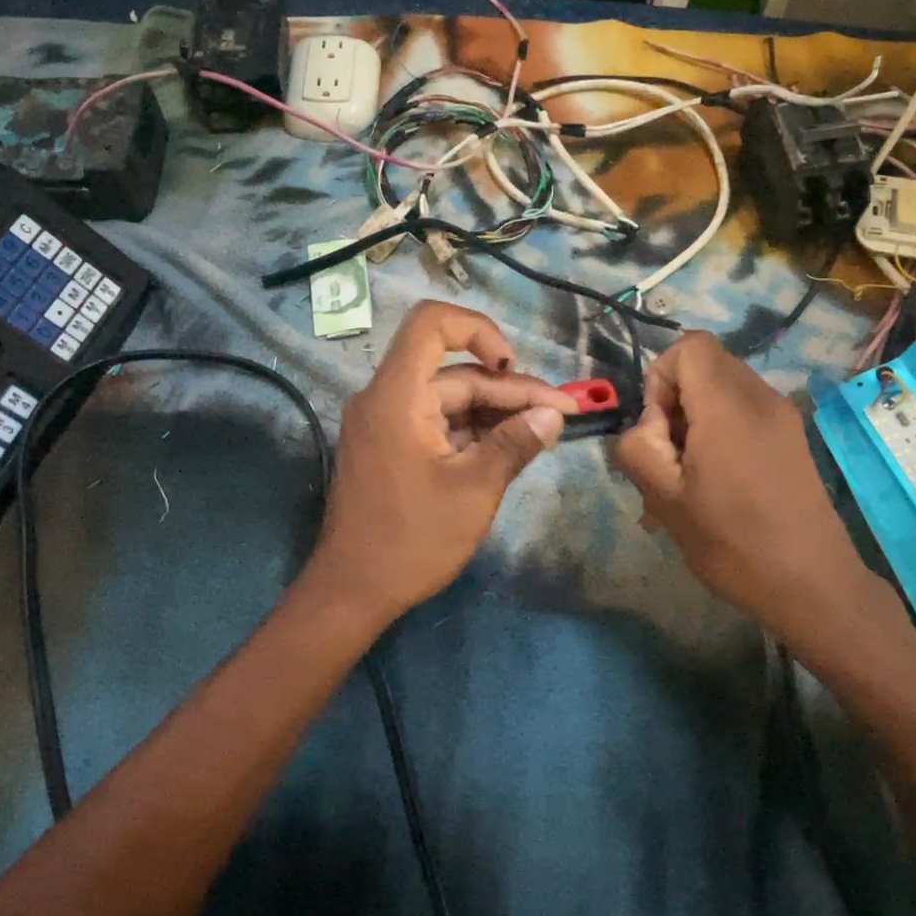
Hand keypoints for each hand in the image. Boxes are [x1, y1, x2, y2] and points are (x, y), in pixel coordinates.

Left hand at [299, 302, 576, 617]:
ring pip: (449, 399)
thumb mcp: (474, 490)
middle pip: (453, 371)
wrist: (353, 590)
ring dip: (496, 412)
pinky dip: (472, 431)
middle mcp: (386, 399)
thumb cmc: (413, 539)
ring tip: (545, 431)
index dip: (479, 331)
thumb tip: (553, 414)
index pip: (432, 324)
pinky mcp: (390, 448)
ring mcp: (385, 424)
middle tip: (561, 414)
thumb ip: (515, 444)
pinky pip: (436, 423)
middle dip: (509, 389)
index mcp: (398, 396)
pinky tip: (511, 446)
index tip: (513, 367)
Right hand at [613, 331, 902, 651]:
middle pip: (705, 365)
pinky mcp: (792, 439)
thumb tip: (642, 428)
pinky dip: (719, 434)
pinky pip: (743, 413)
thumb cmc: (732, 543)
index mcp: (728, 406)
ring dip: (694, 421)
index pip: (688, 346)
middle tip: (670, 457)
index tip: (658, 432)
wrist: (812, 584)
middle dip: (674, 402)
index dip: (659, 378)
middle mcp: (761, 398)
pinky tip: (714, 487)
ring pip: (722, 390)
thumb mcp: (665, 499)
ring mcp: (783, 417)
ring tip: (688, 479)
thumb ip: (637, 449)